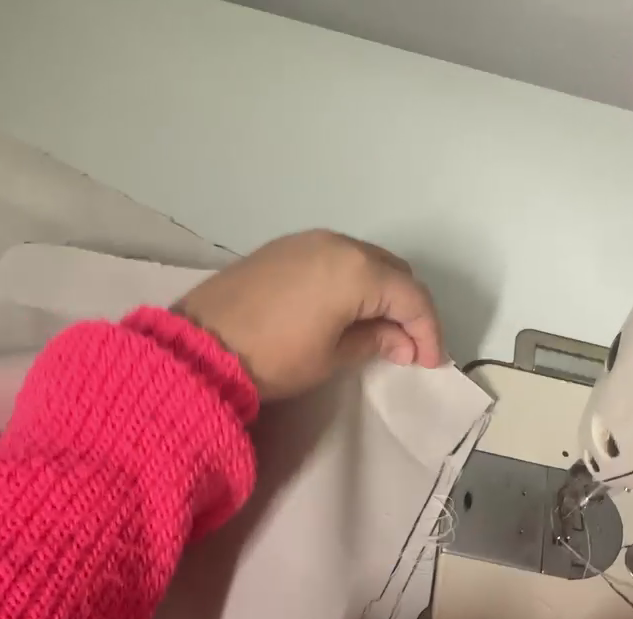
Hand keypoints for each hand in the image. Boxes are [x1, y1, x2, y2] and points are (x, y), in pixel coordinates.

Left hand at [174, 230, 447, 398]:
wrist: (201, 345)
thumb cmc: (274, 357)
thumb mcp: (332, 357)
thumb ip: (375, 341)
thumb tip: (402, 341)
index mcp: (357, 269)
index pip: (412, 297)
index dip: (428, 332)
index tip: (431, 363)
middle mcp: (339, 243)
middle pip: (393, 272)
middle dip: (408, 310)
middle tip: (408, 349)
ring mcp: (309, 241)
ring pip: (366, 263)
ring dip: (381, 295)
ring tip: (380, 333)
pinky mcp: (285, 248)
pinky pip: (337, 260)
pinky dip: (353, 284)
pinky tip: (348, 312)